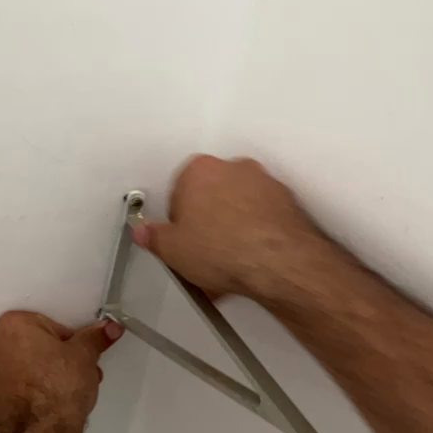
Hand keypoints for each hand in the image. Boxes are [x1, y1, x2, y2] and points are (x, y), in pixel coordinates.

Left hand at [0, 312, 121, 432]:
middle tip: (70, 375)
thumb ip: (94, 337)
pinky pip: (5, 394)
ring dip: (32, 377)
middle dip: (48, 359)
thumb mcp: (85, 356)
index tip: (74, 355)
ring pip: (14, 371)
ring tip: (57, 394)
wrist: (46, 431)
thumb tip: (107, 329)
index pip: (44, 326)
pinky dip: (19, 398)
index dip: (65, 342)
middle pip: (27, 347)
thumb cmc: (61, 388)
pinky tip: (38, 407)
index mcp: (14, 327)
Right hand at [134, 155, 324, 301]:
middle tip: (199, 248)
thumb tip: (147, 234)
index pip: (176, 190)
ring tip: (222, 262)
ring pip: (236, 206)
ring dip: (228, 229)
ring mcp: (262, 183)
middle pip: (209, 195)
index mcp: (198, 170)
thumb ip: (154, 237)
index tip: (177, 235)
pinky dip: (252, 234)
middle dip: (204, 222)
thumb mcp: (172, 249)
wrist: (278, 263)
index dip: (175, 219)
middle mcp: (233, 169)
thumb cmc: (229, 248)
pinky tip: (244, 261)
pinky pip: (260, 217)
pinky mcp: (285, 202)